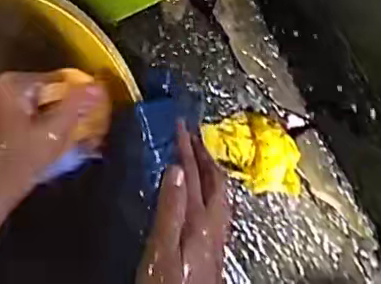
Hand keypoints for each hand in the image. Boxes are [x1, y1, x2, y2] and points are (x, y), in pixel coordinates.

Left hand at [0, 70, 105, 205]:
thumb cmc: (17, 164)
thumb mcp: (52, 135)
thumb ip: (76, 106)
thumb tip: (99, 86)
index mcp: (11, 83)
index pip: (55, 80)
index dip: (74, 97)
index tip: (88, 114)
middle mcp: (0, 85)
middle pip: (46, 92)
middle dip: (63, 110)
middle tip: (79, 129)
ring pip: (37, 105)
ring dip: (52, 119)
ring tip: (67, 138)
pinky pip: (25, 115)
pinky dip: (38, 126)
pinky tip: (48, 144)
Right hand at [137, 123, 231, 283]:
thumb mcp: (161, 251)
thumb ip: (171, 208)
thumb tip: (176, 166)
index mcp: (201, 222)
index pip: (195, 174)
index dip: (186, 146)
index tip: (179, 123)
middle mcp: (214, 229)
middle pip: (216, 183)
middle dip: (203, 155)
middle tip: (190, 134)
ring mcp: (215, 244)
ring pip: (219, 197)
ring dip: (208, 173)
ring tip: (197, 158)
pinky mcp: (211, 257)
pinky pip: (215, 210)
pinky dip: (207, 192)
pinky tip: (198, 200)